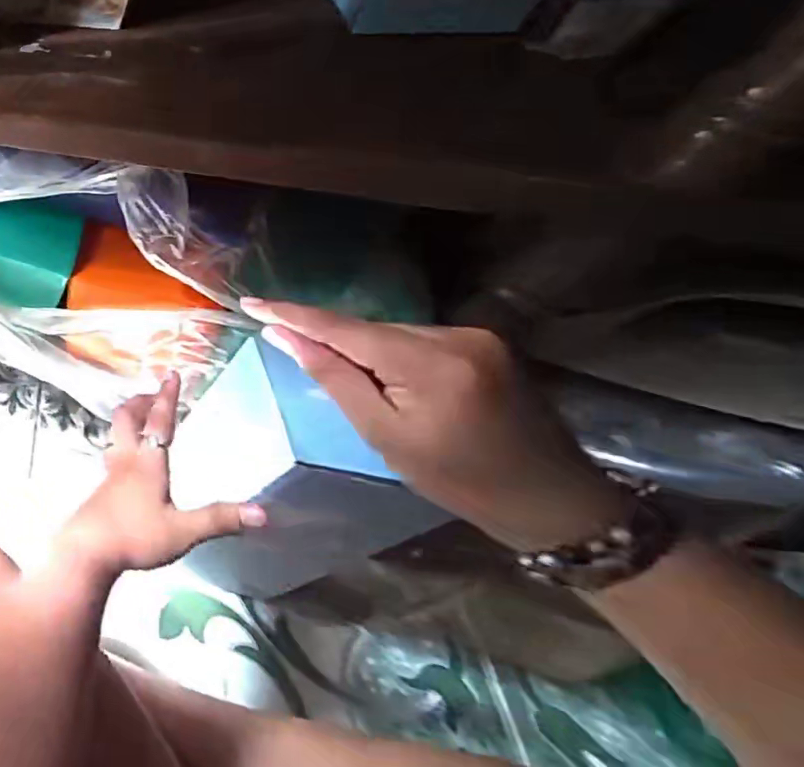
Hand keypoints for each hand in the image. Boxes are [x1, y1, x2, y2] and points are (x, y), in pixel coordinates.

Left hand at [53, 374, 265, 578]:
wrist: (87, 551)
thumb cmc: (135, 536)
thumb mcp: (183, 531)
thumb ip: (219, 520)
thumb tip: (263, 512)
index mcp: (147, 462)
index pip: (159, 422)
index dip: (167, 397)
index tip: (171, 374)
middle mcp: (126, 460)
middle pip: (127, 418)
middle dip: (141, 402)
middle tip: (154, 395)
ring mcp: (110, 473)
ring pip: (116, 433)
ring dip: (130, 418)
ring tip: (141, 416)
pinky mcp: (102, 488)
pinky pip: (113, 451)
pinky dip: (123, 440)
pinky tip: (129, 456)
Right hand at [238, 299, 627, 551]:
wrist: (552, 500)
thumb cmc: (458, 479)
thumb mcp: (383, 435)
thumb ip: (332, 376)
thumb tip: (282, 335)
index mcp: (429, 364)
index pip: (343, 328)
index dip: (292, 314)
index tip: (251, 302)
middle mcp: (454, 337)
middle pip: (366, 327)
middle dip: (325, 333)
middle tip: (281, 338)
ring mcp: (474, 336)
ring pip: (390, 331)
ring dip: (358, 344)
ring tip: (340, 371)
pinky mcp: (484, 343)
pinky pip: (415, 338)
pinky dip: (388, 350)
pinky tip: (383, 375)